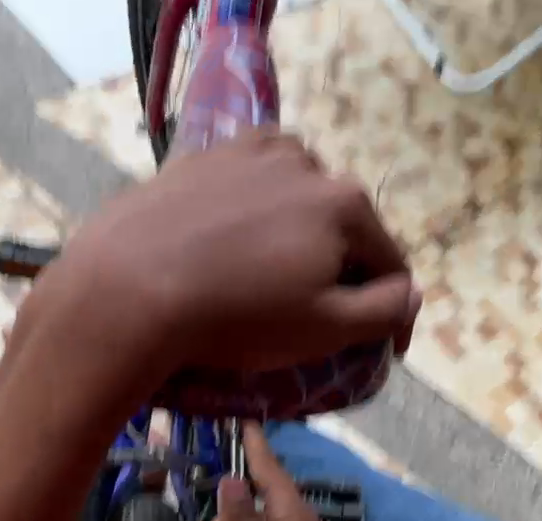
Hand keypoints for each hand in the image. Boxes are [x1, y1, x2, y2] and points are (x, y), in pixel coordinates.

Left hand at [24, 134, 420, 404]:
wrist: (128, 288)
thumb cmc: (235, 317)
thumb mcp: (324, 329)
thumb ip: (383, 310)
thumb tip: (413, 293)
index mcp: (345, 204)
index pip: (390, 261)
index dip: (393, 310)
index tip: (386, 346)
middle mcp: (306, 163)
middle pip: (343, 227)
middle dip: (342, 272)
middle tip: (320, 316)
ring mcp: (250, 153)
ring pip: (295, 203)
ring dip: (298, 239)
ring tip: (269, 281)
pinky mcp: (202, 158)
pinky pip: (246, 190)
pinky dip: (252, 218)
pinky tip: (230, 248)